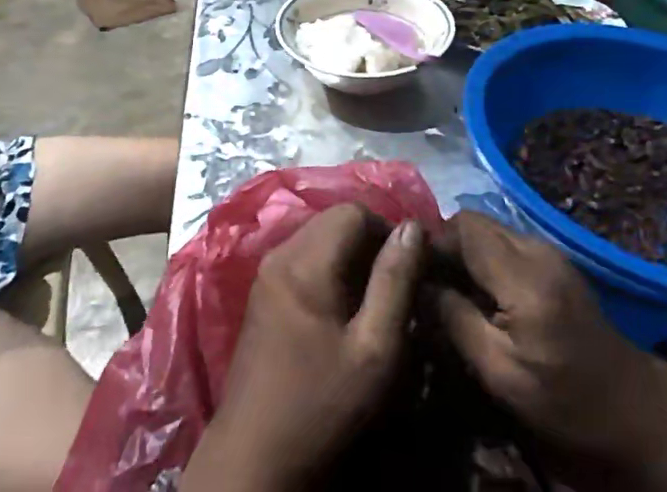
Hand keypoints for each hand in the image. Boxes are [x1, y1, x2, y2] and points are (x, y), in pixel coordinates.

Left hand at [181, 204, 425, 491]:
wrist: (254, 454)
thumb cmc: (322, 403)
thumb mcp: (375, 348)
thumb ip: (396, 281)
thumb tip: (413, 227)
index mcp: (305, 262)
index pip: (354, 211)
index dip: (388, 230)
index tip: (409, 267)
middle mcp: (279, 253)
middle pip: (334, 219)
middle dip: (370, 240)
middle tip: (394, 282)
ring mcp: (265, 271)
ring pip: (318, 235)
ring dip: (350, 253)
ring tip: (372, 296)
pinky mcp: (261, 290)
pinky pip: (303, 255)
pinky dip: (329, 265)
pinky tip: (341, 306)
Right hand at [434, 211, 666, 488]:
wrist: (635, 410)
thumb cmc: (565, 401)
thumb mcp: (500, 373)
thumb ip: (455, 321)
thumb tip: (416, 285)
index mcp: (523, 275)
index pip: (462, 228)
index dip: (430, 241)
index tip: (407, 270)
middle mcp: (537, 249)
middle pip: (474, 221)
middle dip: (443, 244)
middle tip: (423, 282)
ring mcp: (549, 252)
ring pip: (489, 230)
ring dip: (462, 251)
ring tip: (445, 289)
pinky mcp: (554, 262)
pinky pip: (505, 244)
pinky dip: (482, 258)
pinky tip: (476, 294)